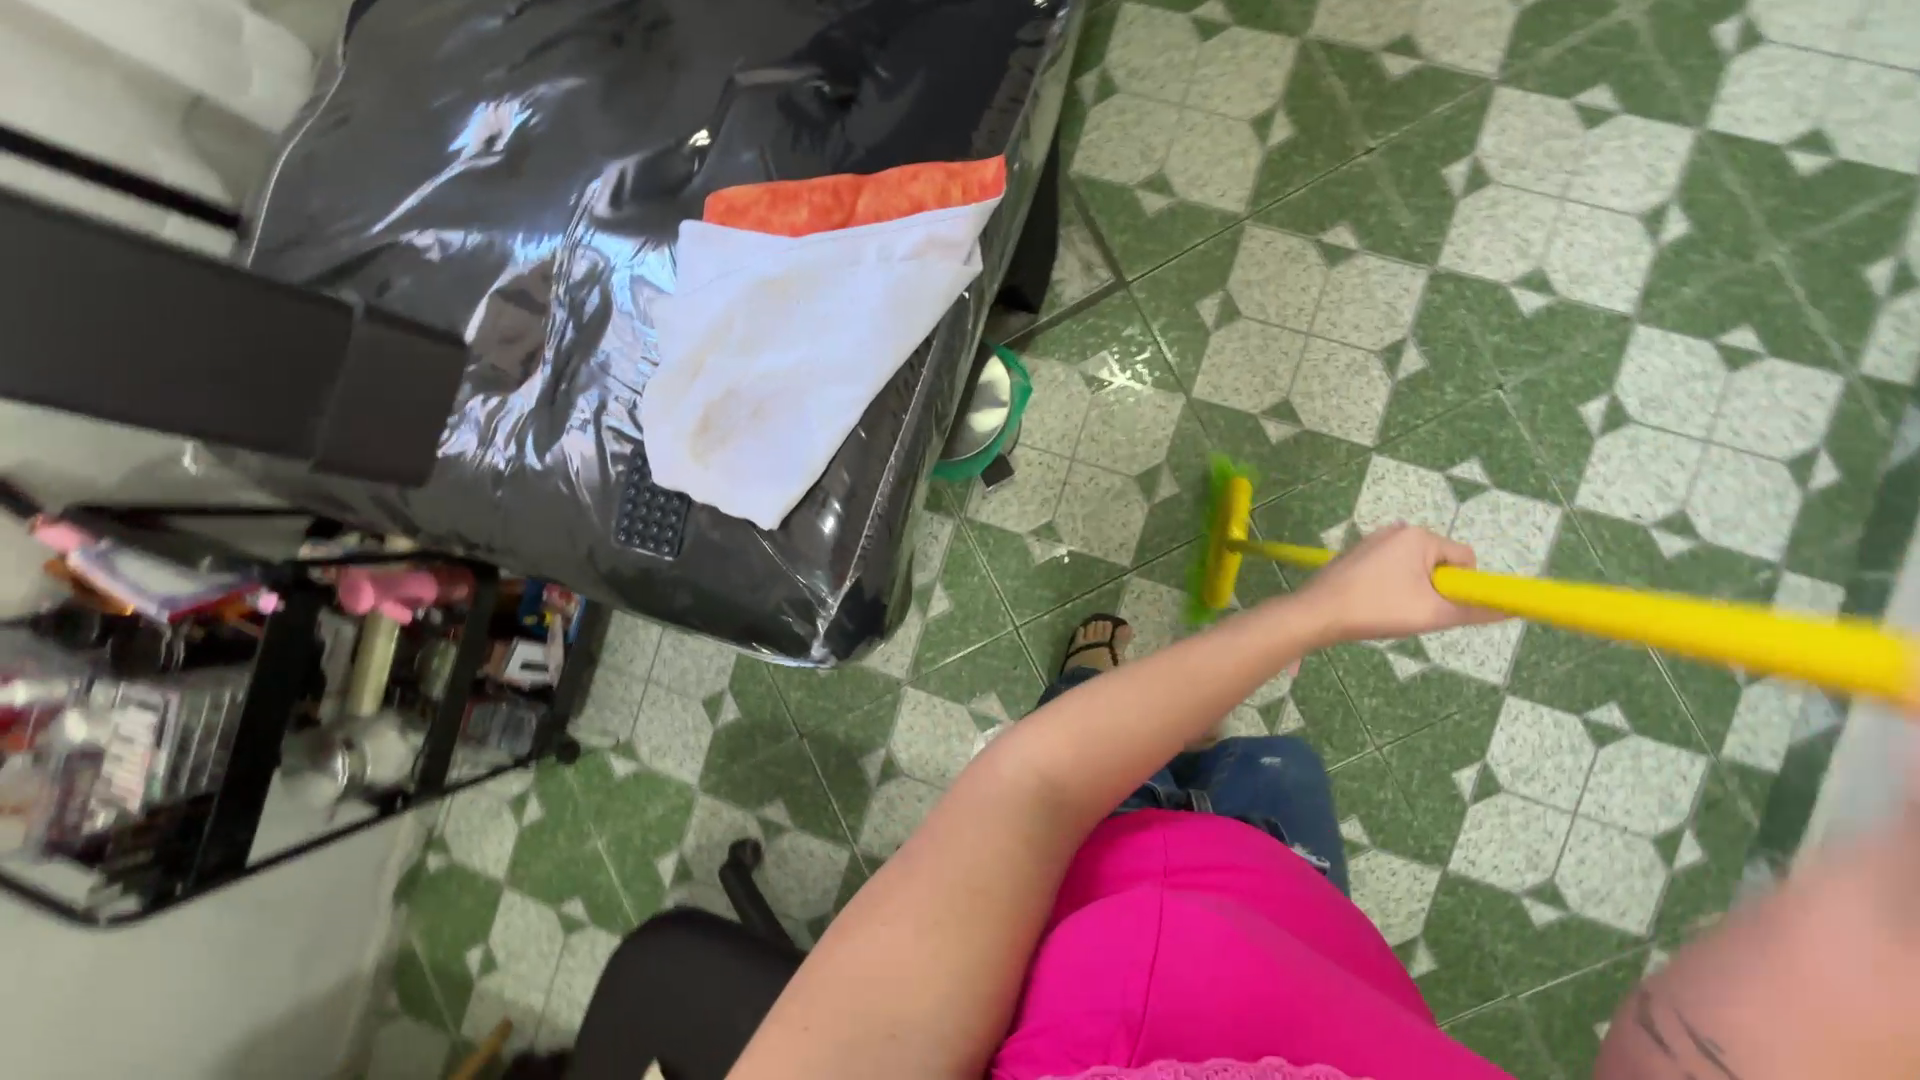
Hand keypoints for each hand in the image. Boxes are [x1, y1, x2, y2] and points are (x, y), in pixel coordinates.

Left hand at [1293, 524, 1501, 644]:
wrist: (1317, 613)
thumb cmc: (1377, 609)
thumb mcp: (1433, 614)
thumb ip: (1475, 610)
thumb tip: (1511, 610)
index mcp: (1419, 536)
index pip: (1465, 558)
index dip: (1462, 586)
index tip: (1440, 606)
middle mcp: (1397, 530)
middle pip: (1438, 562)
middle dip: (1434, 587)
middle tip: (1412, 610)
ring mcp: (1373, 540)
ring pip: (1413, 568)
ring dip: (1412, 589)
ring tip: (1389, 608)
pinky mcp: (1356, 553)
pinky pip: (1390, 570)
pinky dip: (1390, 586)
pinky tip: (1372, 603)